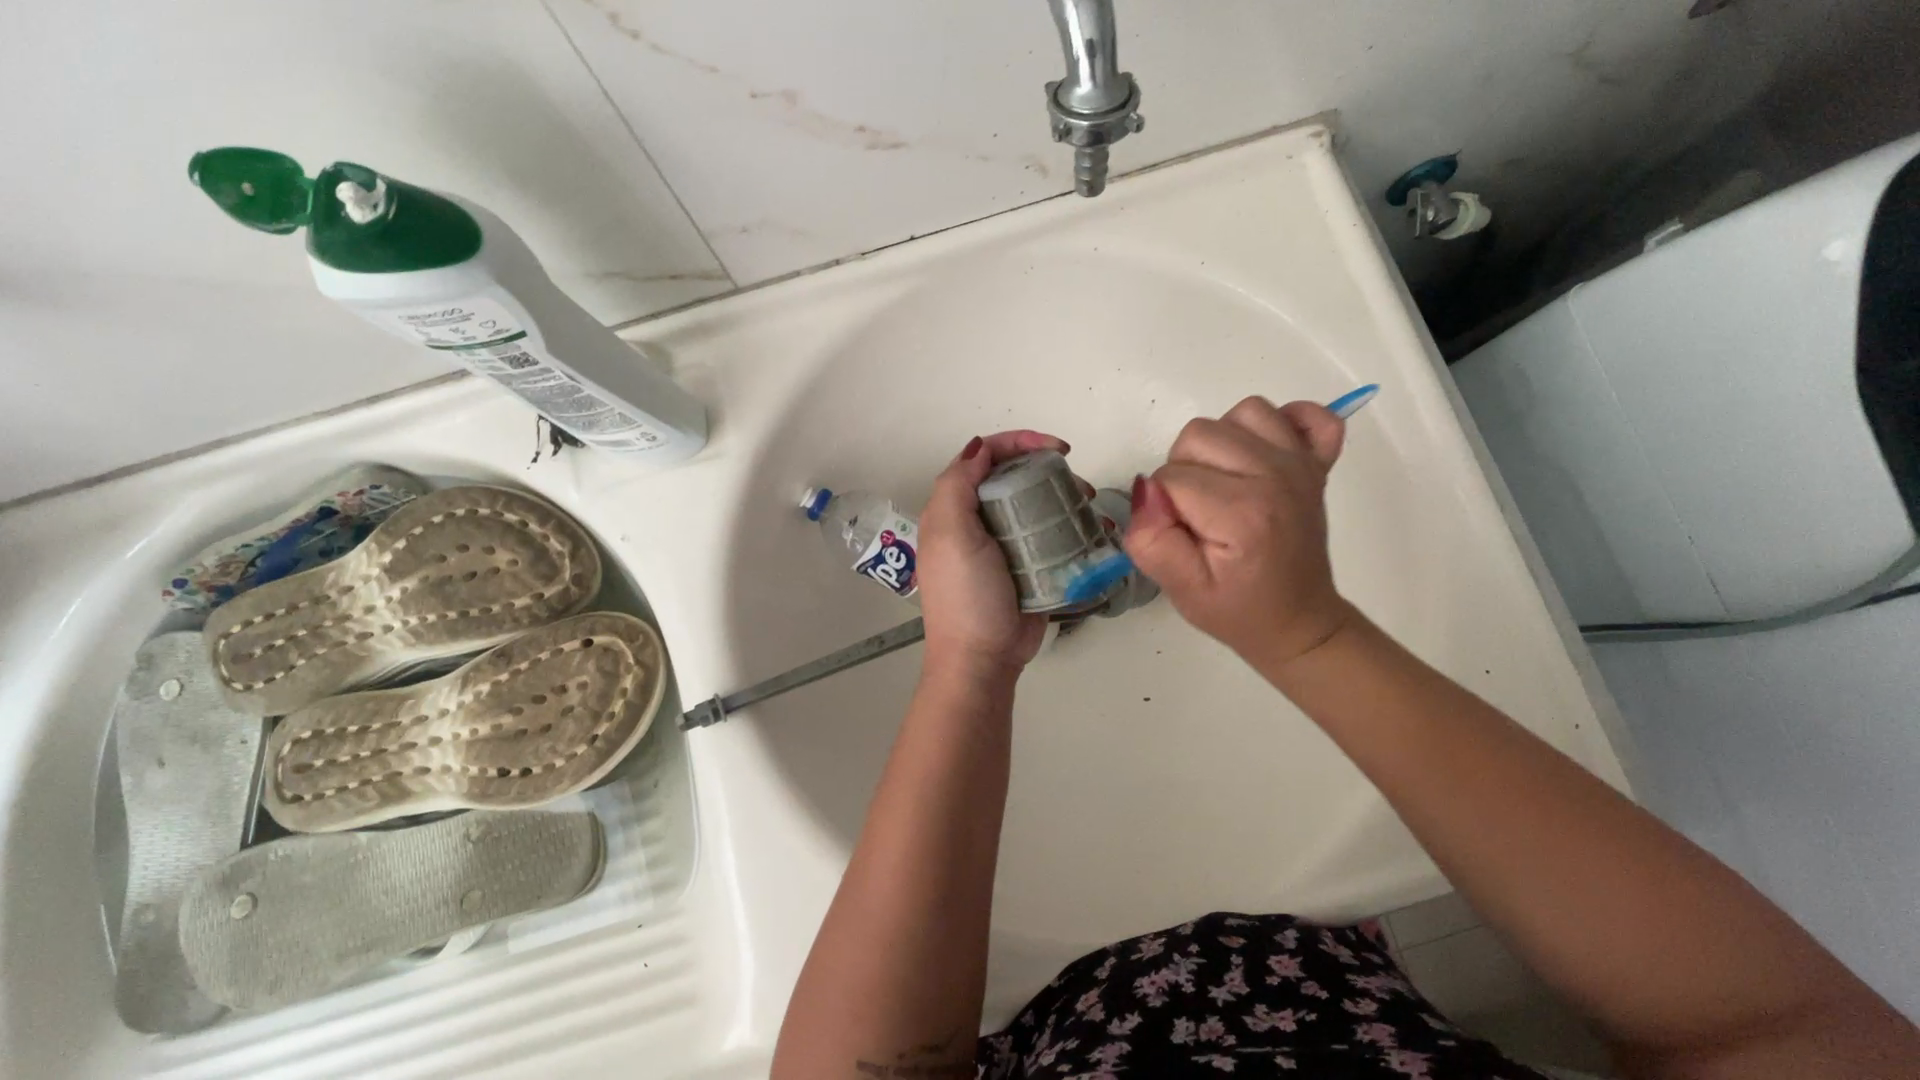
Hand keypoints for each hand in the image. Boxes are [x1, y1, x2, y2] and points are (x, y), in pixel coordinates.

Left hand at [917, 431, 1069, 680]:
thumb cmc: (965, 595)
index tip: (1057, 449)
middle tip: (1079, 485)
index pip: (985, 457)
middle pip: (1016, 478)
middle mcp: (978, 522)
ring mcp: (1006, 546)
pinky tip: (1096, 533)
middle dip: (1050, 472)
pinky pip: (1053, 539)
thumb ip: (957, 485)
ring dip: (1066, 501)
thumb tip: (979, 447)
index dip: (1019, 442)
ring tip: (1090, 509)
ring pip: (1038, 507)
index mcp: (954, 509)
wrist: (981, 660)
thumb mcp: (950, 534)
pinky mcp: (1030, 568)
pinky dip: (1075, 531)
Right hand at [1124, 396, 1355, 673]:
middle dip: (1184, 471)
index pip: (1170, 477)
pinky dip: (1282, 424)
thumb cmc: (1236, 610)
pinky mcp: (1316, 461)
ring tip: (1224, 484)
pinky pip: (1303, 413)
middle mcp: (1275, 474)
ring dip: (1222, 443)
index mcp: (1242, 511)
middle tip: (1198, 515)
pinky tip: (1265, 456)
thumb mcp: (1181, 590)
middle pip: (1199, 434)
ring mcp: (1300, 463)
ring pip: (1240, 413)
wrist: (1297, 622)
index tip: (1183, 538)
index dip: (1162, 507)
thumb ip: (1152, 540)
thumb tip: (1147, 490)